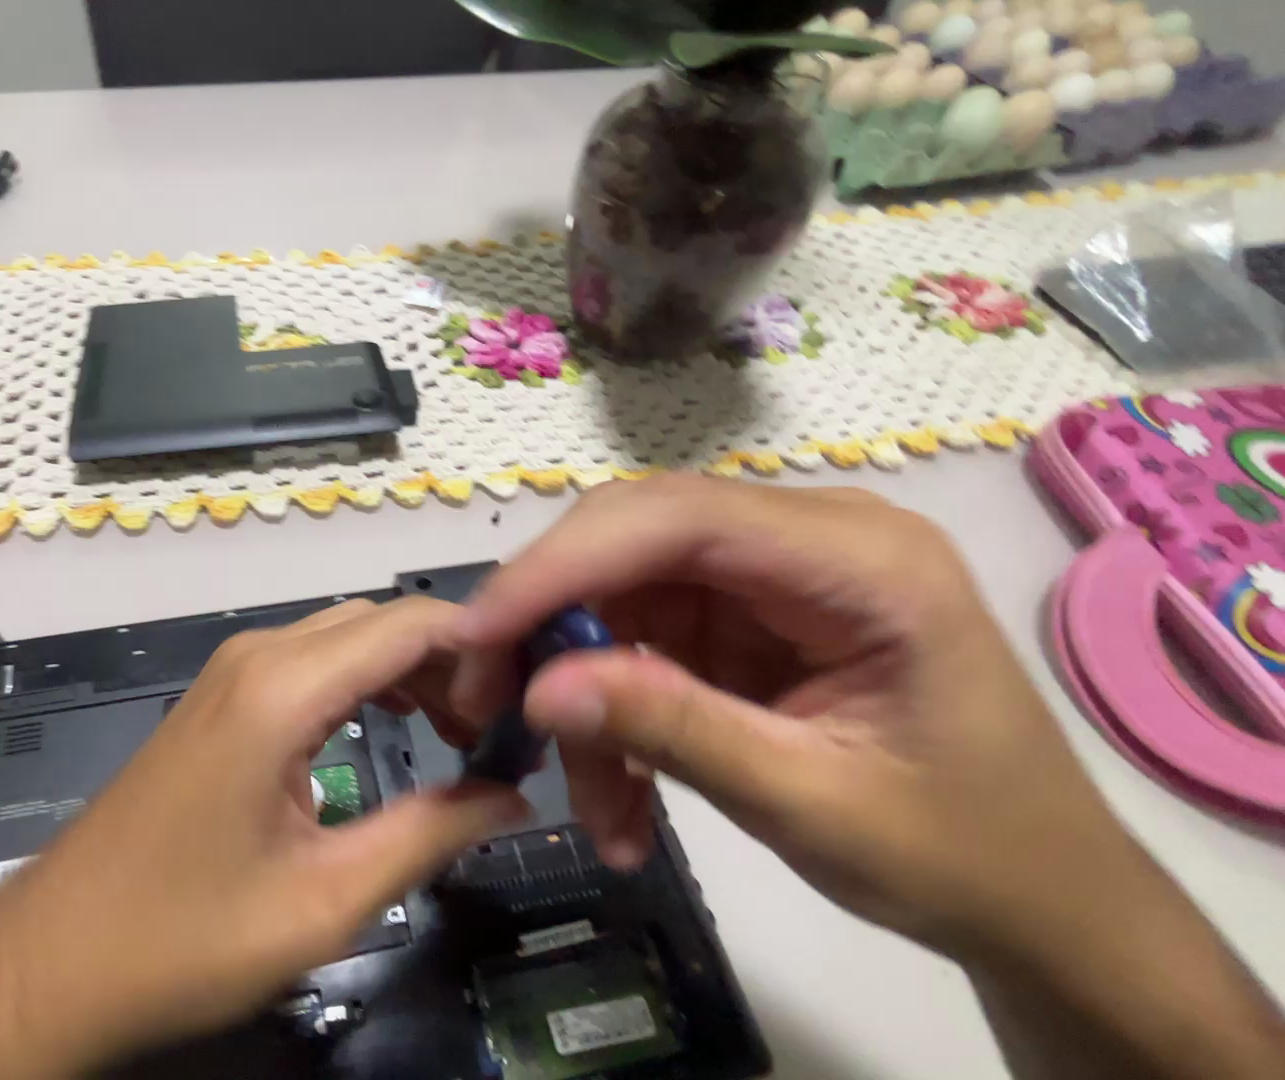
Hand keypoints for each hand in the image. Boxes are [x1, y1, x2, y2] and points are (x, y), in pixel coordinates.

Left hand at [0, 596, 529, 1079]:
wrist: (56, 958)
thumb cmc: (185, 937)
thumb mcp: (326, 900)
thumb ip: (430, 834)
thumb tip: (512, 795)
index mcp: (282, 690)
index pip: (411, 623)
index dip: (483, 650)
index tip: (527, 706)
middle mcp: (257, 657)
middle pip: (382, 622)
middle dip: (453, 660)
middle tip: (498, 733)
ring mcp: (232, 673)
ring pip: (348, 638)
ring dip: (411, 671)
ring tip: (459, 735)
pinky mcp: (220, 698)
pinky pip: (312, 663)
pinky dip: (365, 682)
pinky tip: (394, 729)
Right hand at [454, 476, 1284, 1079]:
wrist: (1039, 899)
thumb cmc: (960, 852)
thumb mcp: (808, 801)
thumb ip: (672, 729)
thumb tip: (536, 692)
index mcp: (860, 561)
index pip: (676, 521)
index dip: (560, 567)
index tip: (476, 635)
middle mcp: (807, 539)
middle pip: (631, 538)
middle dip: (546, 618)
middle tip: (483, 700)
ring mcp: (767, 576)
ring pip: (619, 596)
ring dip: (581, 690)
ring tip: (593, 803)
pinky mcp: (739, 618)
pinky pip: (639, 640)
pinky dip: (613, 715)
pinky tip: (622, 798)